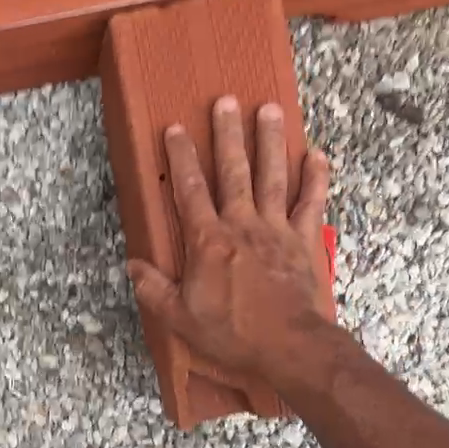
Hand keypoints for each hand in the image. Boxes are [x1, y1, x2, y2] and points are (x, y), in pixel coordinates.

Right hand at [127, 96, 337, 385]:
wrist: (289, 346)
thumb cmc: (232, 333)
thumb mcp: (180, 318)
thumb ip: (154, 289)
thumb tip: (132, 266)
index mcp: (208, 242)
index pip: (189, 191)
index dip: (181, 158)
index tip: (175, 129)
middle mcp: (242, 226)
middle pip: (233, 172)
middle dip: (227, 135)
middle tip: (226, 100)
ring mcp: (277, 230)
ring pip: (272, 177)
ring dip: (270, 142)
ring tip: (269, 110)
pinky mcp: (304, 241)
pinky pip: (312, 203)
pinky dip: (315, 178)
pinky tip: (316, 154)